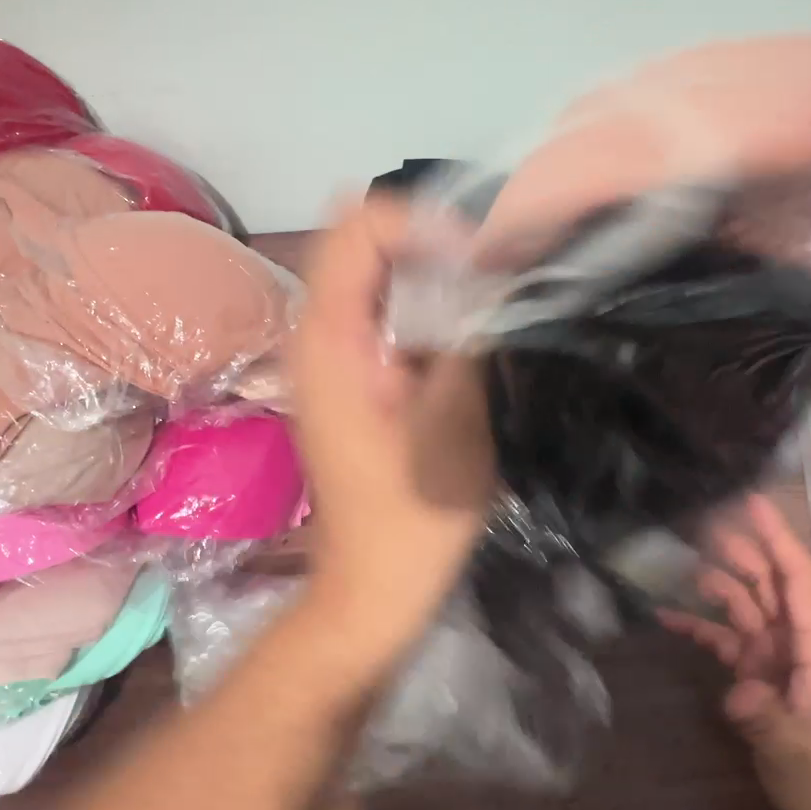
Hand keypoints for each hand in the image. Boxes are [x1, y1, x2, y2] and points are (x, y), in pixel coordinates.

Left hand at [285, 198, 494, 669]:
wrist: (373, 586)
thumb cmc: (413, 516)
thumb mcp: (454, 423)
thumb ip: (469, 337)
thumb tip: (495, 272)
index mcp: (330, 337)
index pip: (360, 224)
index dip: (427, 223)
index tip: (484, 263)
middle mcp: (315, 334)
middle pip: (366, 245)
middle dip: (434, 248)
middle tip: (494, 282)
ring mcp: (326, 358)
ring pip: (378, 281)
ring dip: (433, 283)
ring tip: (487, 311)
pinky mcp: (346, 381)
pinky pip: (383, 319)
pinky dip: (424, 315)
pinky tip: (462, 348)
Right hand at [659, 494, 810, 809]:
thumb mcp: (795, 748)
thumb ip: (766, 716)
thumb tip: (738, 692)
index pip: (798, 580)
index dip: (778, 539)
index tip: (753, 504)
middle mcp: (795, 641)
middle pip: (770, 582)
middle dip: (743, 549)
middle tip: (703, 521)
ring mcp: (775, 656)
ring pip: (746, 604)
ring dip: (718, 582)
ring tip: (680, 561)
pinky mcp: (756, 674)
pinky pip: (726, 638)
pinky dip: (700, 626)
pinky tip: (668, 617)